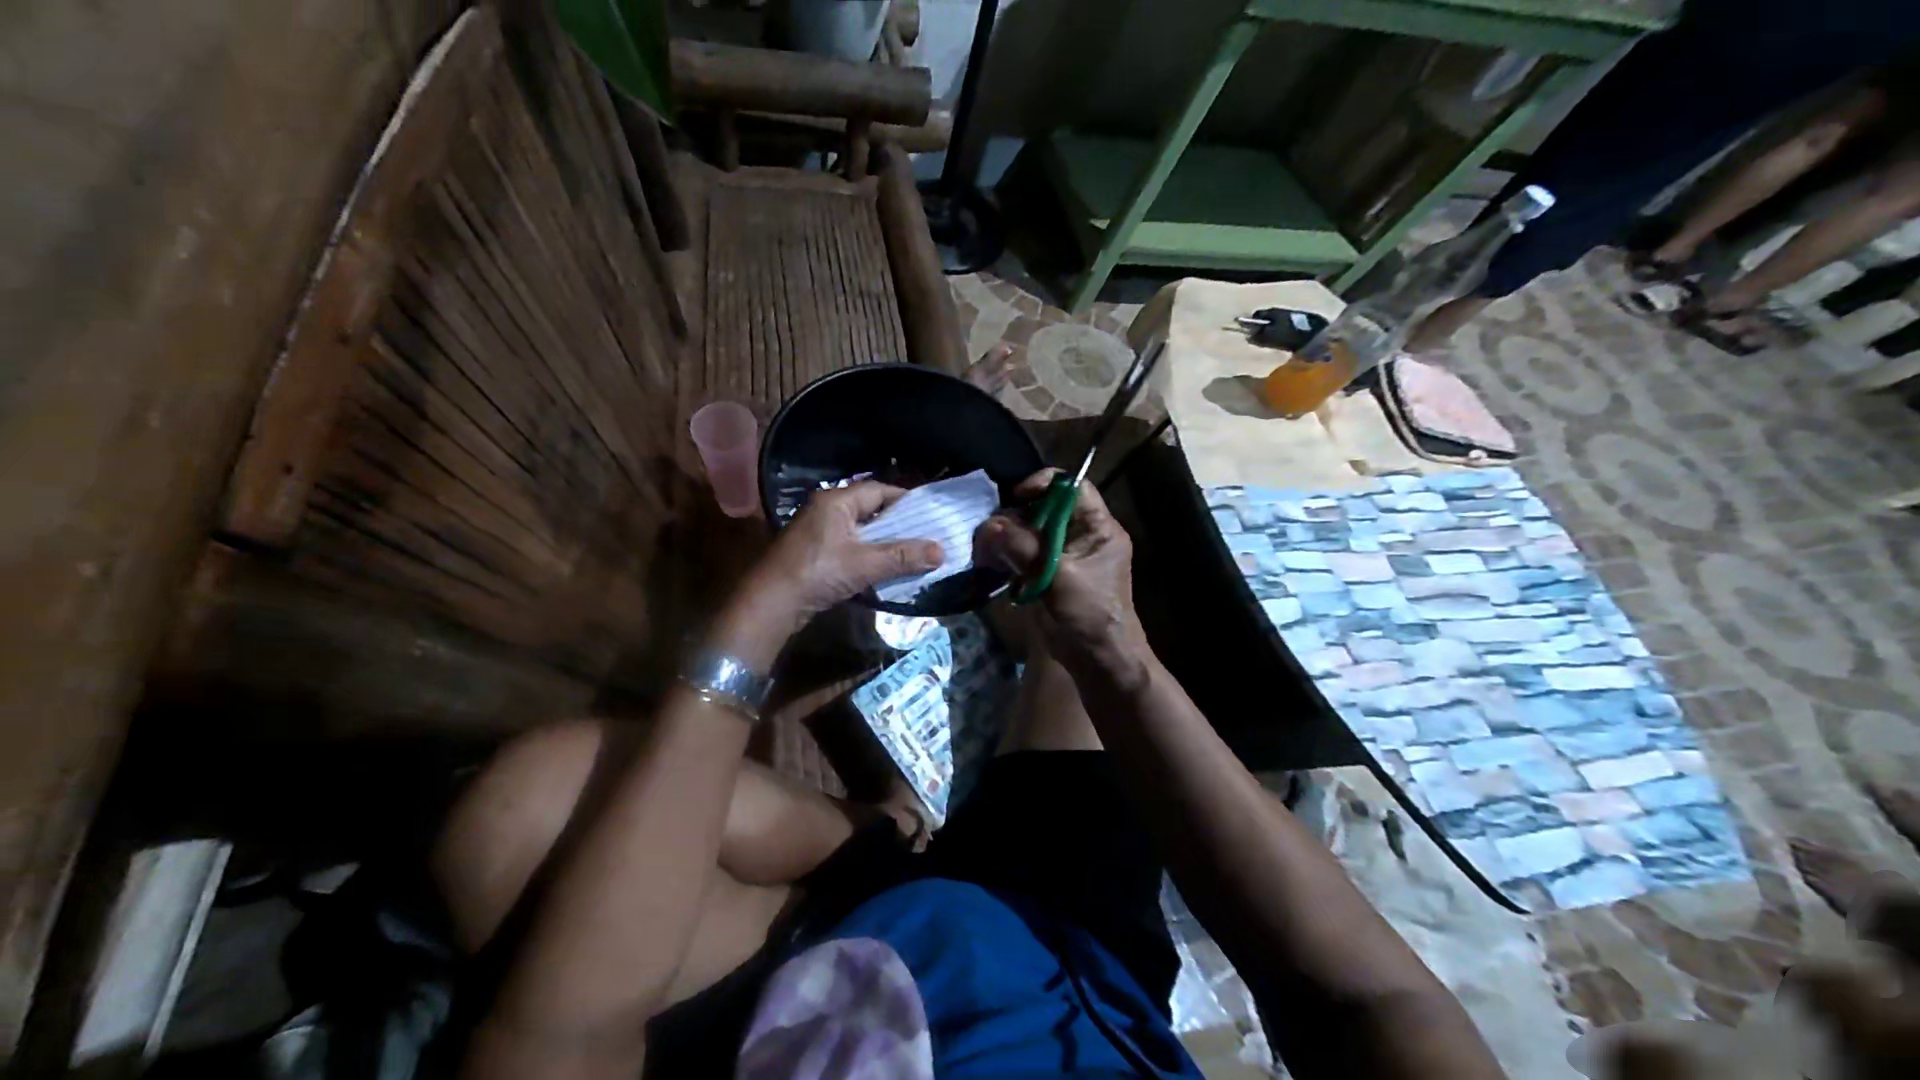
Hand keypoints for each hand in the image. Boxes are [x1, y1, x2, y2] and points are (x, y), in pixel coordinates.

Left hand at [714, 482, 943, 665]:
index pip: (879, 490)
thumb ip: (903, 556)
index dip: (906, 500)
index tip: (929, 514)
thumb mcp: (865, 563)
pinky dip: (869, 554)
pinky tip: (886, 568)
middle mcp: (826, 510)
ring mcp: (818, 532)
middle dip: (898, 523)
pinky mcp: (815, 553)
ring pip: (861, 530)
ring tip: (913, 552)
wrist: (771, 604)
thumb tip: (942, 551)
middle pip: (870, 509)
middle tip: (926, 534)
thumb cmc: (818, 572)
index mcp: (836, 501)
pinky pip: (850, 546)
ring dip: (884, 541)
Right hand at [974, 470, 1148, 684]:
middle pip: (1044, 508)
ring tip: (985, 549)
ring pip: (1028, 531)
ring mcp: (1062, 554)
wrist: (1097, 659)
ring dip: (1005, 537)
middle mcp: (1080, 535)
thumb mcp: (1060, 577)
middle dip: (1015, 515)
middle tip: (991, 530)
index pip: (1072, 488)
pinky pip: (1022, 553)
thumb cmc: (1091, 614)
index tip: (1016, 497)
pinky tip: (989, 563)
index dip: (1044, 485)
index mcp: (1098, 528)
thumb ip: (1025, 549)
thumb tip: (990, 526)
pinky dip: (1004, 555)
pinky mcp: (1046, 573)